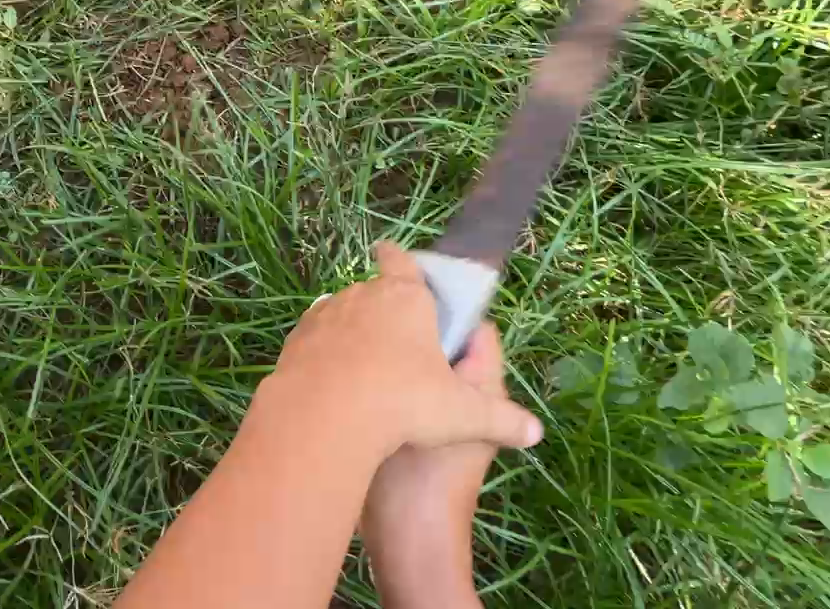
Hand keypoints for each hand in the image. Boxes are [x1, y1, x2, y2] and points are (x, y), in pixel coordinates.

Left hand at [257, 240, 540, 461]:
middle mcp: (363, 294)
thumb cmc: (403, 401)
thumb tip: (534, 432)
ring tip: (369, 367)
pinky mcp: (300, 334)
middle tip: (401, 343)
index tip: (399, 260)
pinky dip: (328, 349)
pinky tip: (338, 379)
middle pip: (375, 291)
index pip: (401, 260)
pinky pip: (318, 335)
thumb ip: (500, 419)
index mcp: (405, 297)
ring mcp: (327, 312)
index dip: (400, 259)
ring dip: (355, 330)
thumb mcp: (462, 415)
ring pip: (344, 312)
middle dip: (386, 309)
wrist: (325, 411)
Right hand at [359, 322, 514, 608]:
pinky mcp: (404, 426)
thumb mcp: (434, 407)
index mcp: (483, 385)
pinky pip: (395, 382)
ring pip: (415, 362)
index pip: (476, 327)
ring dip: (391, 349)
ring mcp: (432, 413)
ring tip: (356, 328)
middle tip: (372, 305)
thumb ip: (429, 361)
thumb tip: (416, 313)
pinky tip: (346, 362)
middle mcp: (463, 396)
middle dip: (412, 324)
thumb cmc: (425, 472)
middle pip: (442, 342)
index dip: (447, 304)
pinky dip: (377, 371)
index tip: (408, 290)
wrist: (406, 538)